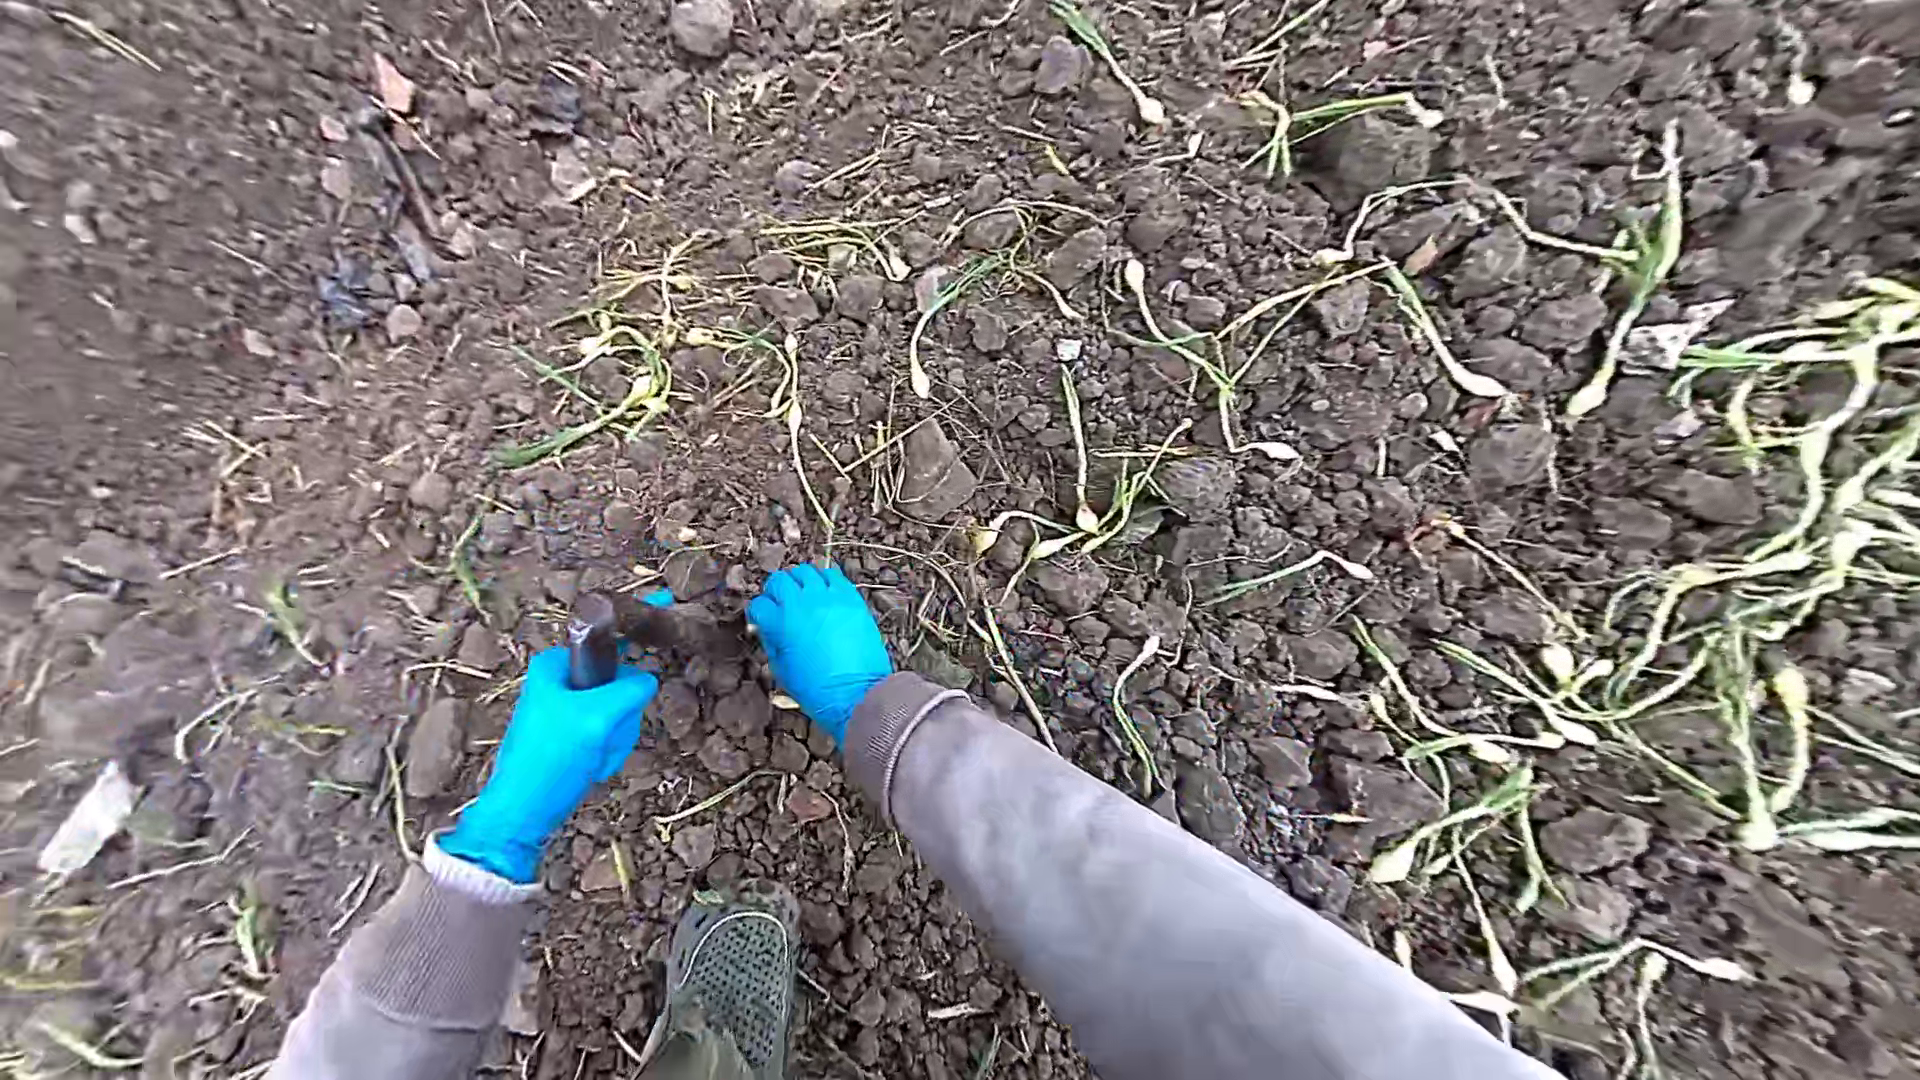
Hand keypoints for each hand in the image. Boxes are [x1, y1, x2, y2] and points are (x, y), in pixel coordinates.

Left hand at [440, 640, 658, 883]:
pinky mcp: (574, 729)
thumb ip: (632, 687)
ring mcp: (569, 706)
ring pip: (621, 705)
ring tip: (598, 752)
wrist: (522, 814)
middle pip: (622, 676)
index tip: (666, 603)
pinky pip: (613, 726)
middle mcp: (562, 680)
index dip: (638, 621)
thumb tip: (648, 678)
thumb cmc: (552, 759)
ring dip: (619, 732)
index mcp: (556, 664)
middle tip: (609, 731)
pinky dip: (612, 744)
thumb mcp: (597, 716)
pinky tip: (595, 762)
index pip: (606, 632)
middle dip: (624, 710)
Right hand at [748, 564, 891, 742]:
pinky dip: (826, 579)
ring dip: (801, 580)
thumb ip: (772, 642)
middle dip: (776, 590)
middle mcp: (802, 604)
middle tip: (781, 601)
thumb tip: (769, 629)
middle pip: (780, 580)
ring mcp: (828, 598)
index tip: (765, 616)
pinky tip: (825, 591)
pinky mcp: (850, 597)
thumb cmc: (820, 689)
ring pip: (806, 571)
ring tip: (804, 593)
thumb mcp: (782, 670)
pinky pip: (834, 574)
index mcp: (780, 623)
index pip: (759, 604)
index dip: (760, 611)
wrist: (856, 693)